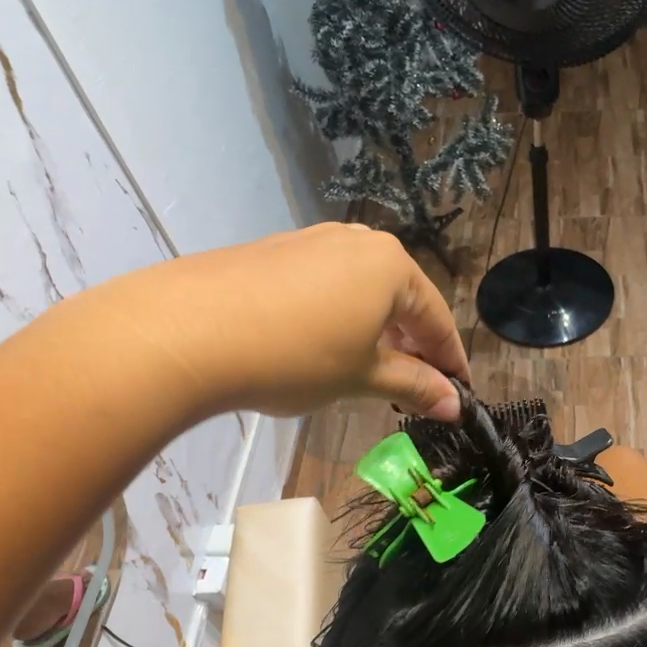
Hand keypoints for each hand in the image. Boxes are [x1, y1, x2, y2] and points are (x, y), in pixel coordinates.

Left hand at [60, 223, 468, 422]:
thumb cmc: (294, 356)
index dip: (450, 361)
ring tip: (370, 369)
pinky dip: (340, 316)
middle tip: (416, 385)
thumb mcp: (362, 377)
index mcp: (391, 266)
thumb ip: (414, 386)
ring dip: (376, 330)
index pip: (436, 319)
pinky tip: (323, 345)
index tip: (460, 393)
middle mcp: (358, 242)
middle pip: (402, 299)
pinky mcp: (274, 251)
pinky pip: (327, 285)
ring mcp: (312, 242)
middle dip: (413, 344)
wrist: (186, 331)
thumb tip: (455, 405)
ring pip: (363, 290)